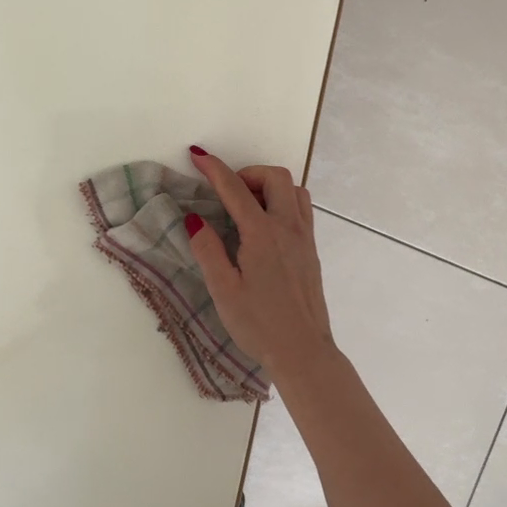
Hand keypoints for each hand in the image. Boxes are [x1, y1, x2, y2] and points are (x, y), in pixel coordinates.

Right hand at [183, 146, 335, 380]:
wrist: (303, 351)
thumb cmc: (259, 324)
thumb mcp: (223, 290)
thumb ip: (208, 250)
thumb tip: (194, 218)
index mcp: (262, 234)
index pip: (235, 190)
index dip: (214, 169)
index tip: (197, 155)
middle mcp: (288, 228)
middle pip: (275, 178)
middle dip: (248, 173)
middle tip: (227, 192)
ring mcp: (305, 238)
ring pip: (294, 190)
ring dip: (270, 186)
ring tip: (247, 206)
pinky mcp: (311, 251)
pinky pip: (302, 209)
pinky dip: (283, 202)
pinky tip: (266, 225)